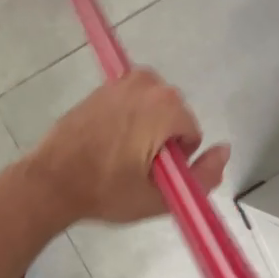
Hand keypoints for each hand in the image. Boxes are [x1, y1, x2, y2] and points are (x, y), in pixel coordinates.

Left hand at [22, 69, 231, 224]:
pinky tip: (106, 146)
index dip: (175, 161)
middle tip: (133, 169)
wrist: (53, 181)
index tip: (150, 175)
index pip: (192, 135)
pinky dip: (126, 123)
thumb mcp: (160, 197)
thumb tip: (225, 150)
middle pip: (174, 117)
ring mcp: (122, 80)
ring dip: (145, 132)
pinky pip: (130, 105)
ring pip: (152, 111)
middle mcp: (148, 82)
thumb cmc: (106, 191)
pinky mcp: (102, 87)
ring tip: (119, 159)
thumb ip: (202, 177)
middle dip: (161, 141)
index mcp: (167, 105)